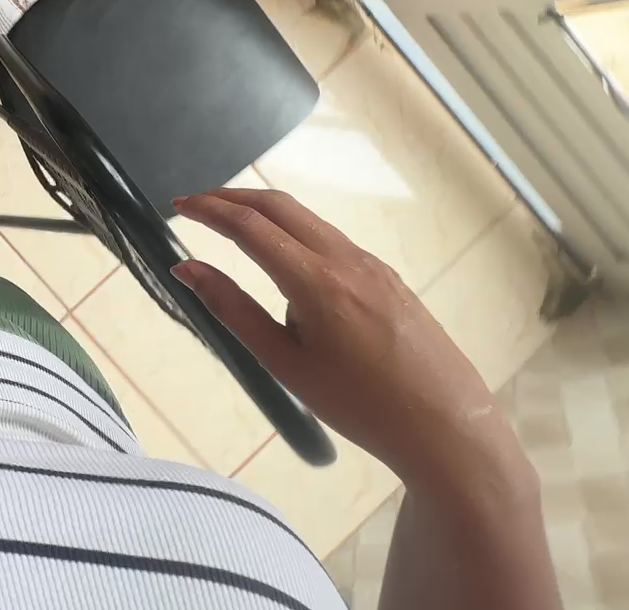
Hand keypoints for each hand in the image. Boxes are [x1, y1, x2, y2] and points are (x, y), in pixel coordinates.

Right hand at [171, 188, 521, 491]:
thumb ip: (231, 308)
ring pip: (305, 217)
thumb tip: (185, 268)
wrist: (451, 434)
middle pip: (277, 204)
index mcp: (316, 282)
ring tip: (227, 222)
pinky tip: (278, 253)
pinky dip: (289, 228)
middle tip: (194, 204)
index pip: (249, 225)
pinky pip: (327, 236)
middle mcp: (346, 260)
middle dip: (229, 196)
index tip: (177, 205)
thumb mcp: (283, 361)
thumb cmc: (359, 405)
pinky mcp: (387, 276)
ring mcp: (372, 264)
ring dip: (260, 209)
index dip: (207, 209)